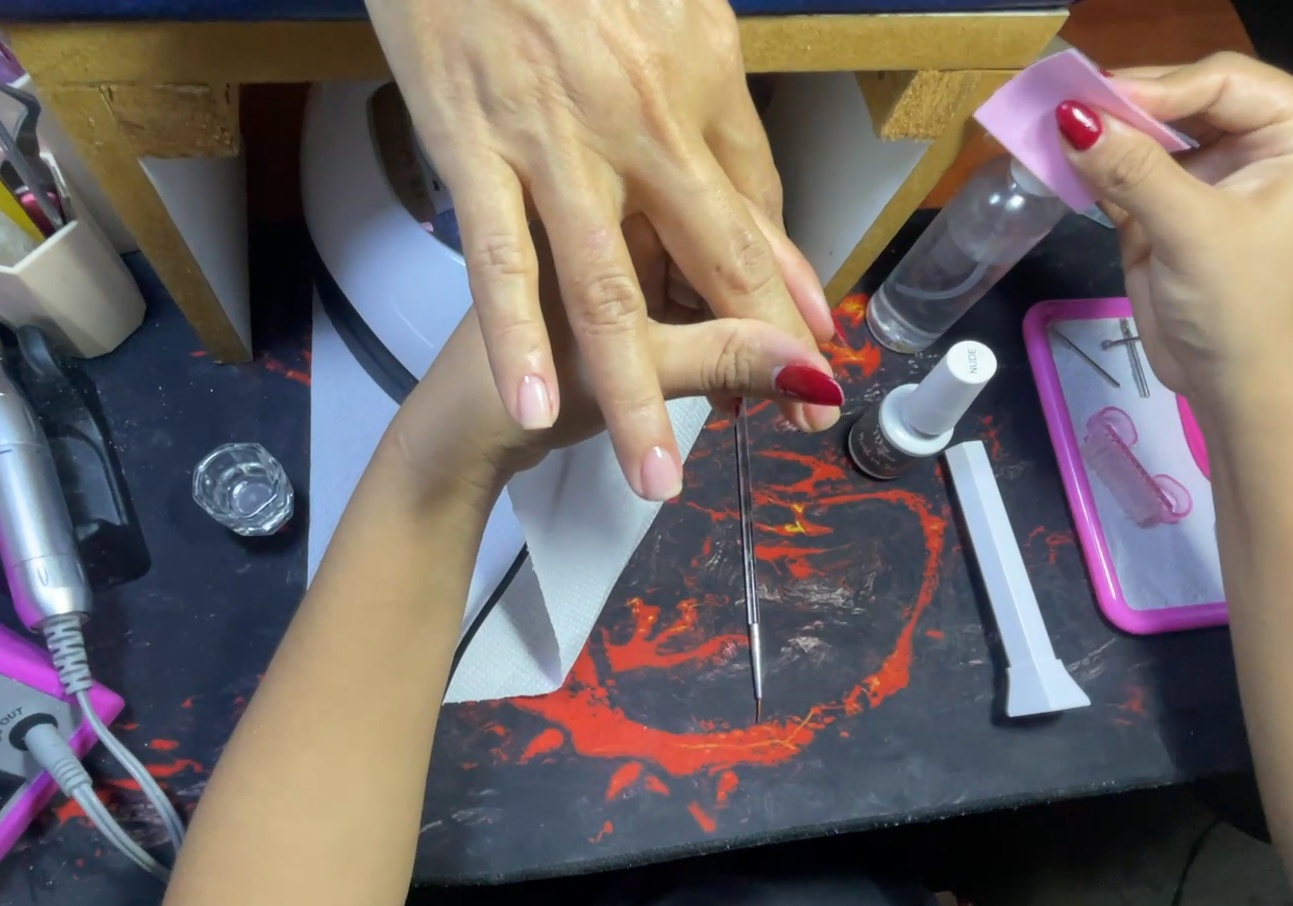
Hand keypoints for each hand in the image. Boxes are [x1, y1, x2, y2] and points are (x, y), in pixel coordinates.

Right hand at [363, 0, 837, 502]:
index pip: (758, 211)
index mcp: (694, 77)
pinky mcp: (472, 149)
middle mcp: (641, 116)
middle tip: (800, 425)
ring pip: (607, 286)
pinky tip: (533, 406)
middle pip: (716, 258)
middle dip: (762, 351)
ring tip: (654, 474)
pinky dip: (516, 337)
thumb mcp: (664, 24)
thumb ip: (709, 121)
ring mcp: (555, 140)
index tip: (820, 352)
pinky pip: (498, 259)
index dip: (791, 290)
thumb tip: (754, 208)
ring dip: (631, 394)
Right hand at [1056, 53, 1292, 411]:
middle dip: (1124, 108)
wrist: (1228, 376)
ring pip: (1151, 136)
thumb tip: (1071, 122)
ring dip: (1104, 138)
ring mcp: (1212, 173)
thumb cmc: (1237, 303)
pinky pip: (1129, 175)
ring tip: (1050, 134)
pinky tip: (1061, 165)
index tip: (1082, 104)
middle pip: (1184, 102)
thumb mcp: (1190, 232)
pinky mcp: (1170, 207)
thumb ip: (1134, 173)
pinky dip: (1096, 171)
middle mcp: (1261, 139)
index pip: (1220, 83)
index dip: (1152, 90)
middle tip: (1057, 112)